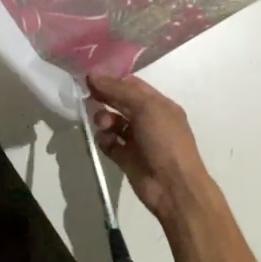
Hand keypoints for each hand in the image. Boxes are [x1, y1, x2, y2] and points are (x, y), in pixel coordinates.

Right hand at [87, 73, 212, 222]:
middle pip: (120, 103)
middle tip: (87, 96)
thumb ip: (119, 90)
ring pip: (113, 122)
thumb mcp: (146, 108)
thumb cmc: (165, 141)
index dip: (112, 80)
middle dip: (105, 98)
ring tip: (103, 125)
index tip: (90, 77)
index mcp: (159, 105)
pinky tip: (107, 142)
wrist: (173, 186)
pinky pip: (109, 143)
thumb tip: (92, 75)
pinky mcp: (125, 158)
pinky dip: (105, 140)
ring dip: (104, 119)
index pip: (132, 86)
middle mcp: (148, 120)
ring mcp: (136, 140)